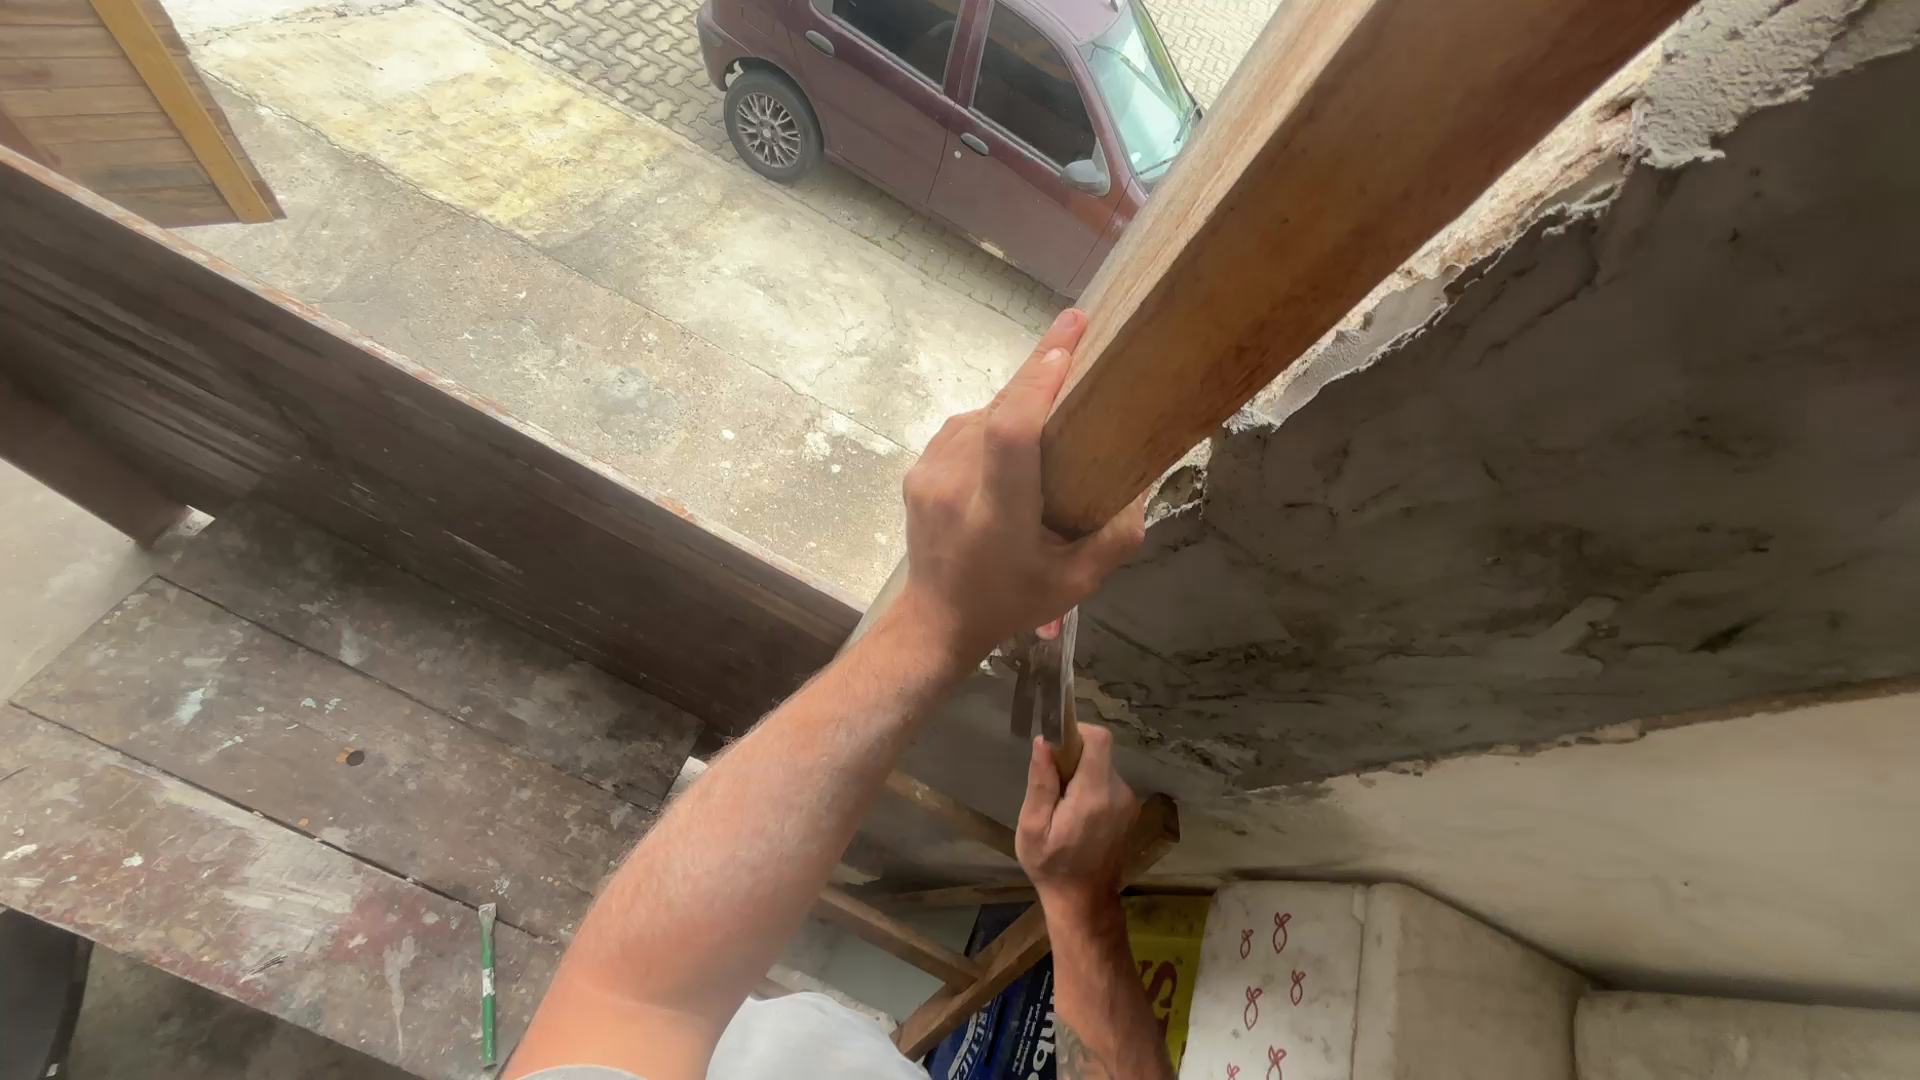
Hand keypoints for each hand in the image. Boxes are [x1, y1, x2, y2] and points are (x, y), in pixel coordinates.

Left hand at [895, 308, 1146, 664]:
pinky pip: (962, 428)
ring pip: (979, 414)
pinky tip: (1011, 436)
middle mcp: (954, 485)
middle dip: (1037, 373)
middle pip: (998, 410)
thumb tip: (1138, 480)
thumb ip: (1117, 535)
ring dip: (1015, 401)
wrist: (936, 620)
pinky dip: (991, 421)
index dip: (1038, 381)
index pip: (1011, 431)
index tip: (1068, 340)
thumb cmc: (1011, 601)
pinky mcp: (916, 471)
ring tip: (1048, 402)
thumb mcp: (1077, 583)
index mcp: (996, 515)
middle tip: (1073, 336)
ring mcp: (928, 475)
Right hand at [1016, 724, 1138, 914]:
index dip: (1078, 731)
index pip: (1099, 740)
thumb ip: (1041, 782)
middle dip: (1074, 757)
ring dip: (1082, 774)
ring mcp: (1128, 802)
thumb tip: (1044, 741)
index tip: (1057, 745)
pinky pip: (1108, 782)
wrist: (1084, 902)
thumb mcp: (1032, 827)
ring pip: (1103, 767)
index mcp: (1094, 795)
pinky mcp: (1130, 810)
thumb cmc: (1051, 865)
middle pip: (1100, 752)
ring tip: (1062, 804)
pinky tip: (1077, 813)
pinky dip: (1092, 787)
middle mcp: (1118, 793)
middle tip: (1052, 783)